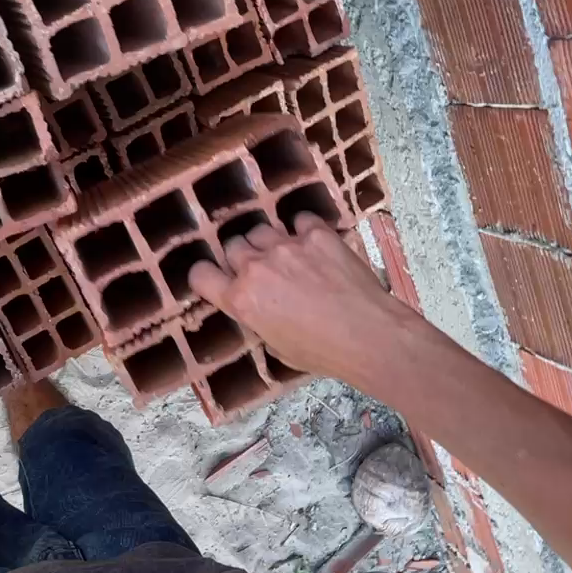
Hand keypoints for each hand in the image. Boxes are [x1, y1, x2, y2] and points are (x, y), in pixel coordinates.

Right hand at [188, 214, 422, 380]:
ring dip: (269, 242)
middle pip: (232, 246)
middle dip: (242, 257)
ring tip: (288, 257)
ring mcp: (286, 246)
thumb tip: (256, 304)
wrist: (370, 335)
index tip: (215, 277)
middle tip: (263, 271)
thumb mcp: (276, 346)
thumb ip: (256, 317)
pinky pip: (298, 220)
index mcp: (241, 301)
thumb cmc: (323, 352)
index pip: (201, 275)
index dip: (205, 276)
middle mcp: (257, 268)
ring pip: (261, 230)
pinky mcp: (316, 234)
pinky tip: (314, 244)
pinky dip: (303, 230)